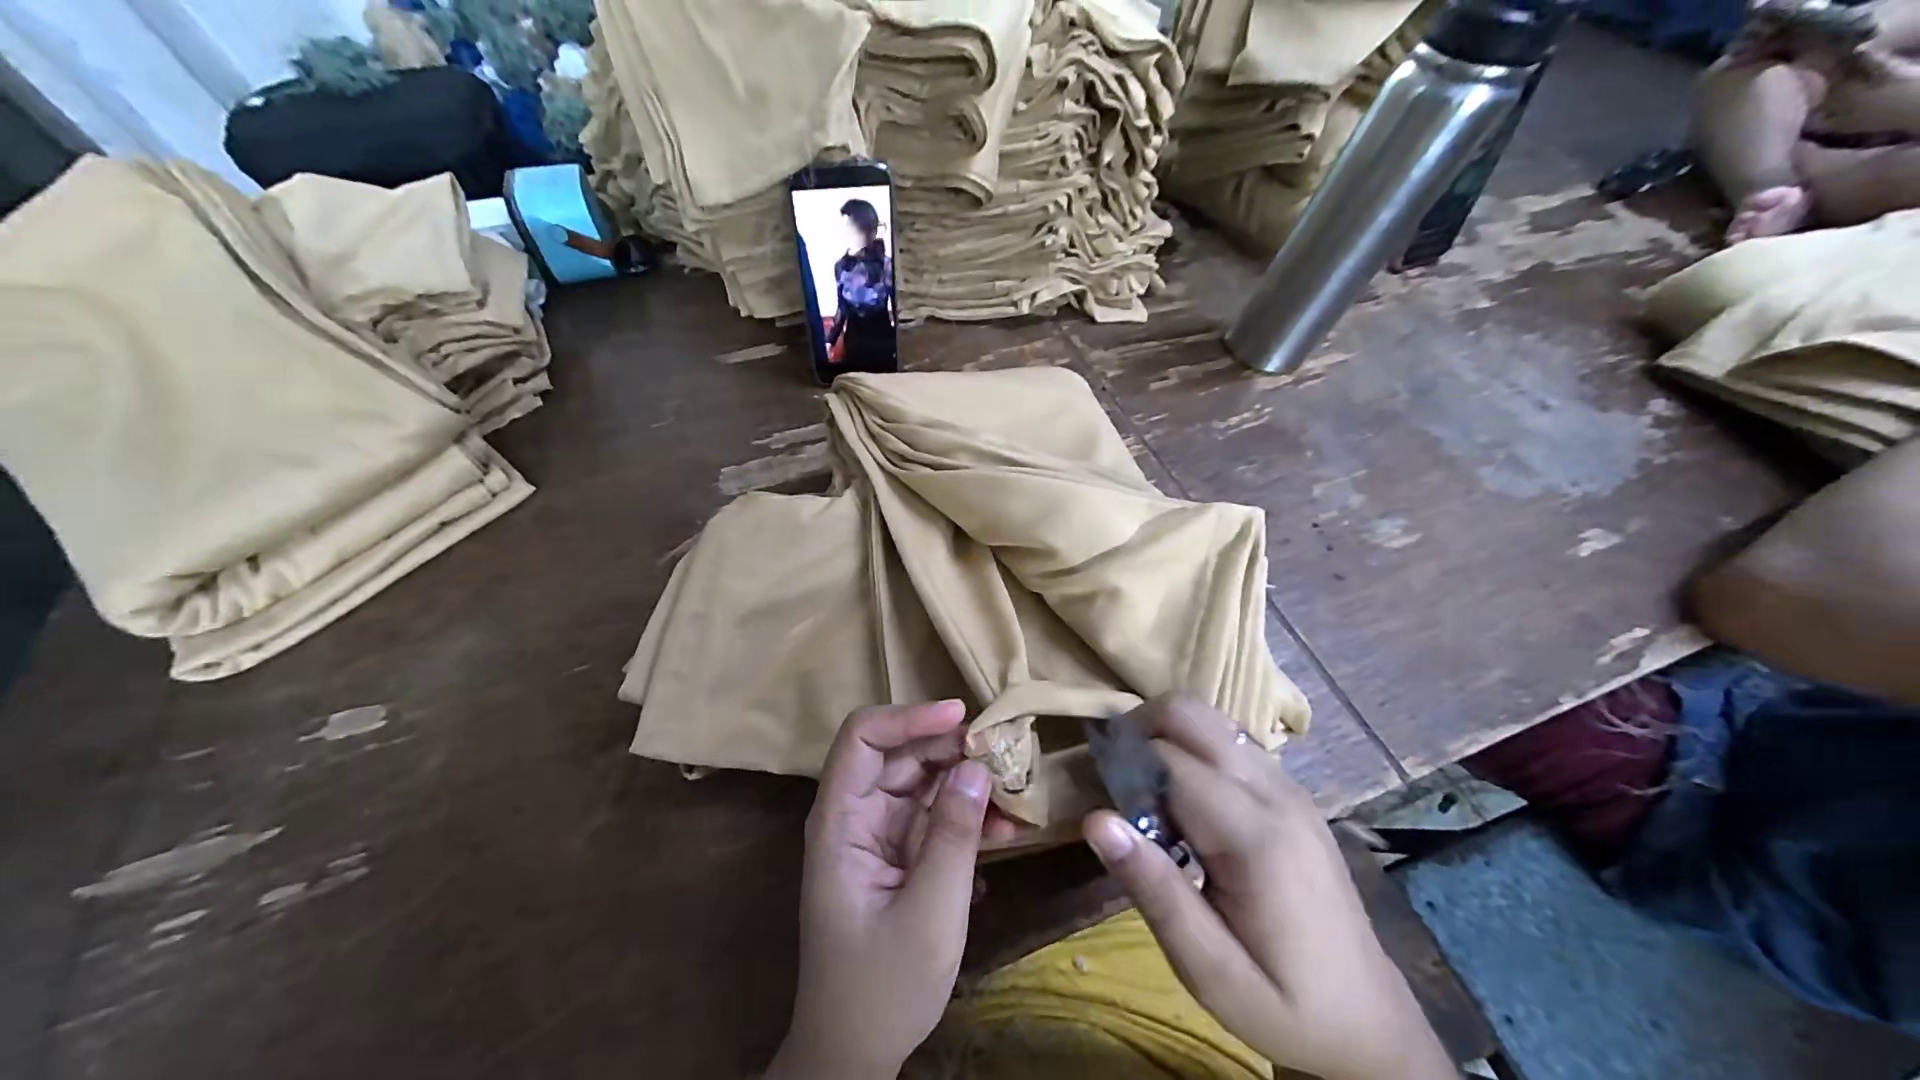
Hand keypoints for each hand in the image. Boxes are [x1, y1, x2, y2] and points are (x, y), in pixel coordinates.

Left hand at [767, 701, 1002, 1079]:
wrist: (855, 1051)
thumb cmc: (881, 986)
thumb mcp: (929, 914)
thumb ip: (954, 837)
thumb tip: (978, 767)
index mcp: (839, 822)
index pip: (862, 739)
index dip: (908, 717)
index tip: (961, 715)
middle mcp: (856, 816)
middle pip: (900, 755)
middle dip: (951, 747)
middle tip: (1005, 752)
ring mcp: (880, 835)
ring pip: (924, 782)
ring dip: (967, 780)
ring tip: (1014, 789)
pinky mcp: (902, 854)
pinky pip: (936, 817)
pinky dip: (968, 815)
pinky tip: (1006, 828)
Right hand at [1082, 694, 1454, 1079]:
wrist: (1370, 1025)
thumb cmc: (1284, 1006)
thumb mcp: (1208, 970)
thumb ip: (1153, 890)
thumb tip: (1095, 819)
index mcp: (1255, 835)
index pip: (1167, 758)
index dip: (1123, 766)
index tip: (1102, 803)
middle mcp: (1275, 793)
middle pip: (1190, 714)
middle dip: (1139, 729)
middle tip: (1116, 783)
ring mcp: (1289, 787)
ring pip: (1210, 720)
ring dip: (1165, 737)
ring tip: (1147, 795)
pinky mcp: (1292, 793)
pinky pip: (1229, 742)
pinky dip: (1192, 749)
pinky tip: (1184, 803)